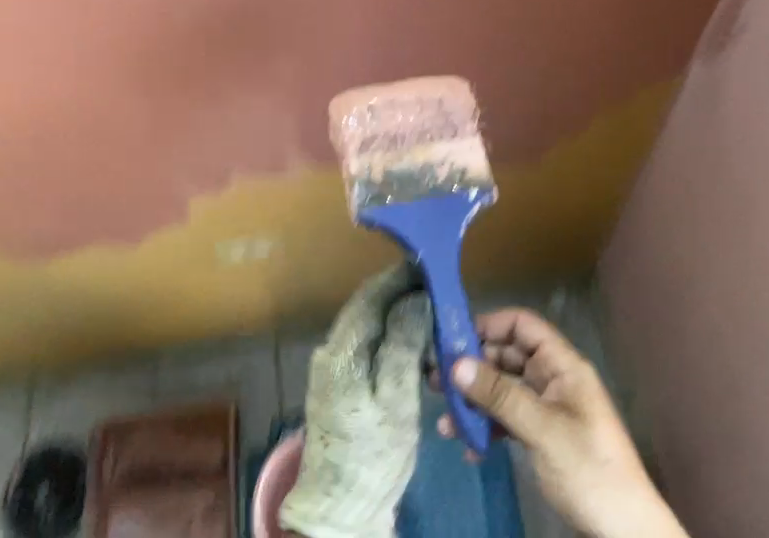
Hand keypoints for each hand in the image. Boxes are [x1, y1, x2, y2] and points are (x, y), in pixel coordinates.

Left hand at [280, 263, 432, 537]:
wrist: (342, 504)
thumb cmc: (373, 452)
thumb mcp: (396, 399)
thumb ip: (403, 344)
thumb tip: (415, 298)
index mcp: (341, 350)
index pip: (370, 297)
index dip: (398, 278)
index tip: (427, 263)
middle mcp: (331, 351)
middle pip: (368, 310)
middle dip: (401, 294)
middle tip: (437, 288)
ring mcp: (333, 369)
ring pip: (369, 328)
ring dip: (398, 317)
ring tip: (433, 313)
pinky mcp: (340, 385)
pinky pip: (369, 348)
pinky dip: (392, 340)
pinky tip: (415, 346)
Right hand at [441, 308, 687, 537]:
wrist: (623, 530)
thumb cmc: (588, 468)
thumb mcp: (543, 429)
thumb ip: (500, 395)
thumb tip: (456, 363)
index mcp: (562, 366)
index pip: (522, 326)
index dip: (489, 325)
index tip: (453, 341)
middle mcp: (553, 380)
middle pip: (506, 357)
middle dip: (472, 367)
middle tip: (436, 381)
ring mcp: (546, 409)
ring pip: (502, 390)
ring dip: (474, 402)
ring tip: (445, 421)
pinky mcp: (540, 436)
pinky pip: (506, 419)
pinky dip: (486, 429)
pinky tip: (468, 449)